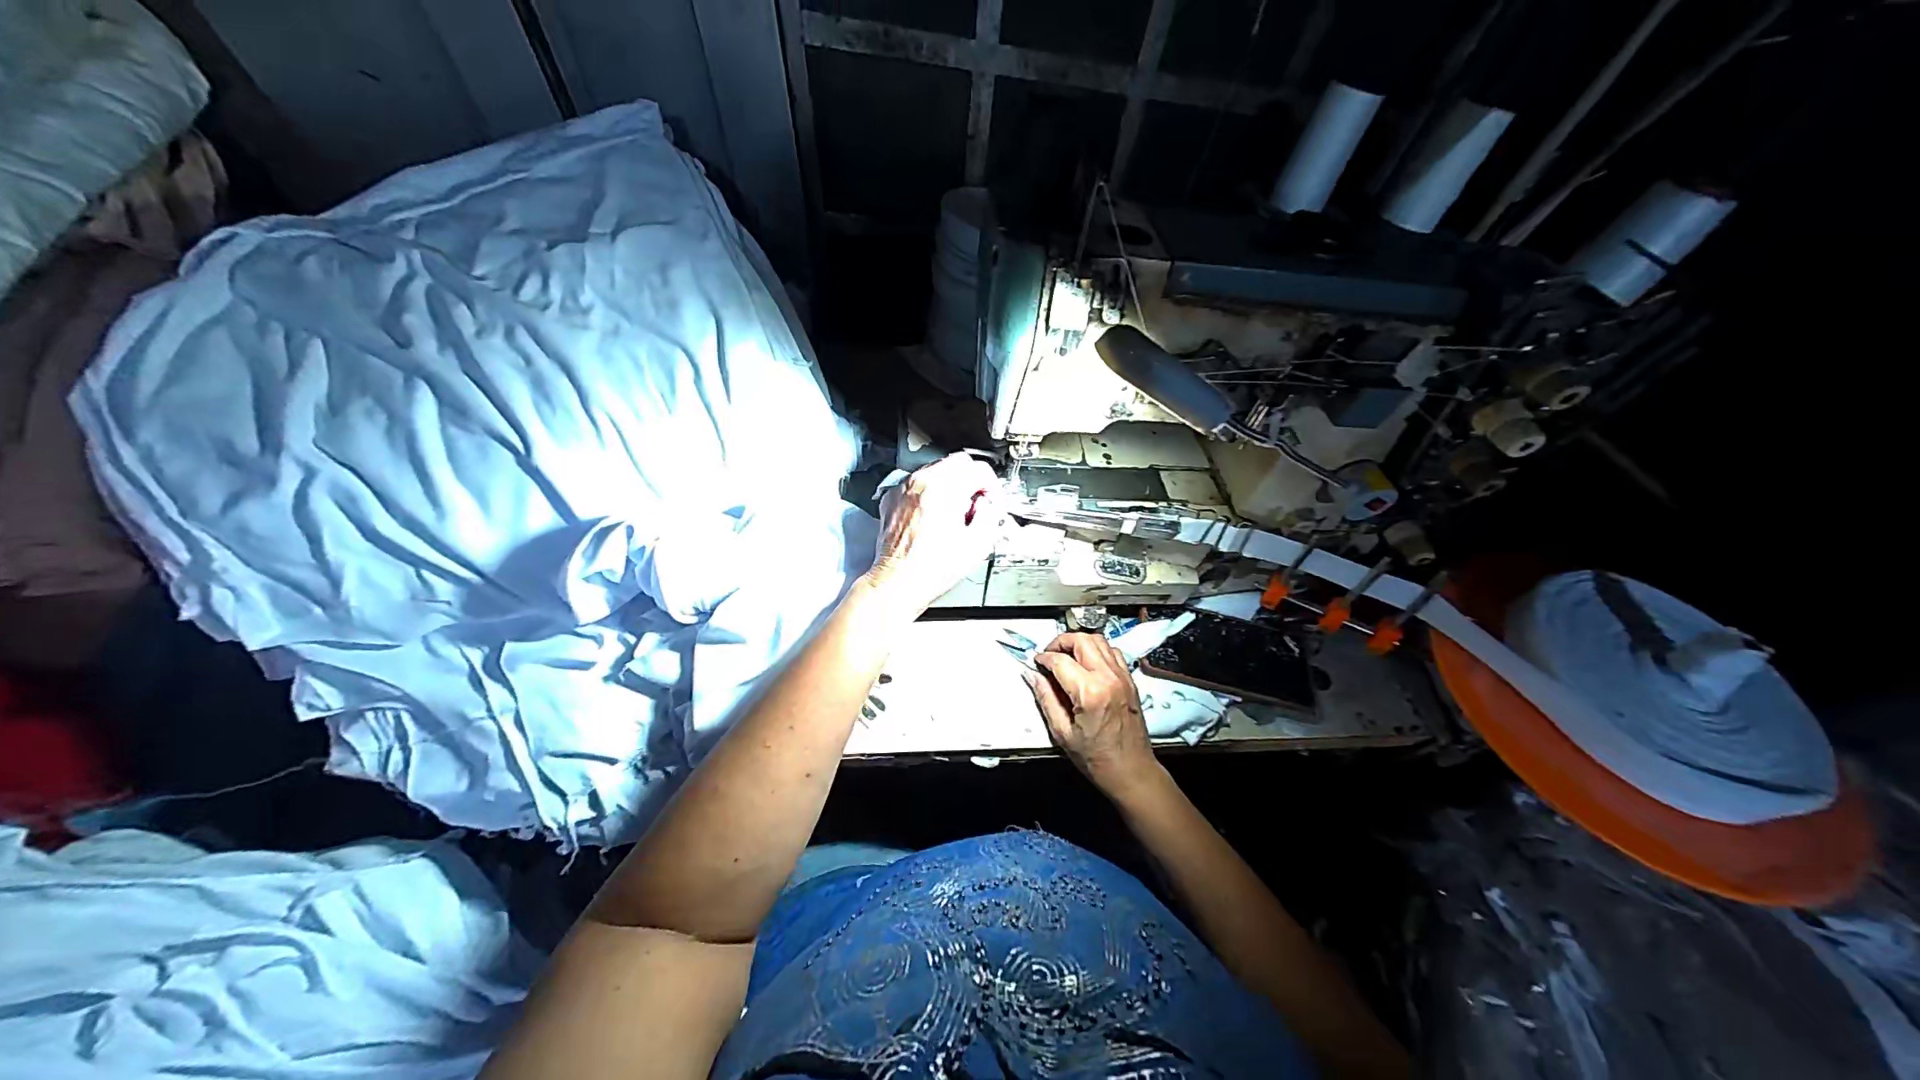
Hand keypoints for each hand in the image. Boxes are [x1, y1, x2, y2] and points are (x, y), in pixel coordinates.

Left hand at [862, 453, 1004, 615]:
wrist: (898, 582)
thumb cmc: (930, 569)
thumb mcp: (977, 544)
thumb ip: (990, 515)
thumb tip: (987, 505)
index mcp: (943, 488)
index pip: (979, 470)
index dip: (993, 487)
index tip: (993, 501)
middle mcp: (920, 482)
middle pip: (957, 463)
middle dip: (972, 481)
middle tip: (977, 505)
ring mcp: (903, 489)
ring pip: (936, 470)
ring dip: (951, 486)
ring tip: (955, 514)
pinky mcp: (892, 499)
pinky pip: (917, 485)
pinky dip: (929, 494)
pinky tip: (934, 517)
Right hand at [1026, 633, 1161, 796]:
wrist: (1131, 771)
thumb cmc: (1098, 759)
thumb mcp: (1062, 732)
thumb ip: (1046, 699)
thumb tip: (1032, 676)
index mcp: (1090, 692)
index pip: (1060, 660)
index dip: (1044, 658)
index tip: (1036, 663)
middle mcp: (1108, 678)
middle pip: (1082, 640)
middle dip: (1061, 642)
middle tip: (1049, 655)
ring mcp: (1122, 677)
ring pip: (1099, 640)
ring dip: (1079, 643)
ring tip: (1066, 657)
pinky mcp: (1130, 681)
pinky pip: (1113, 652)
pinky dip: (1097, 650)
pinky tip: (1086, 664)